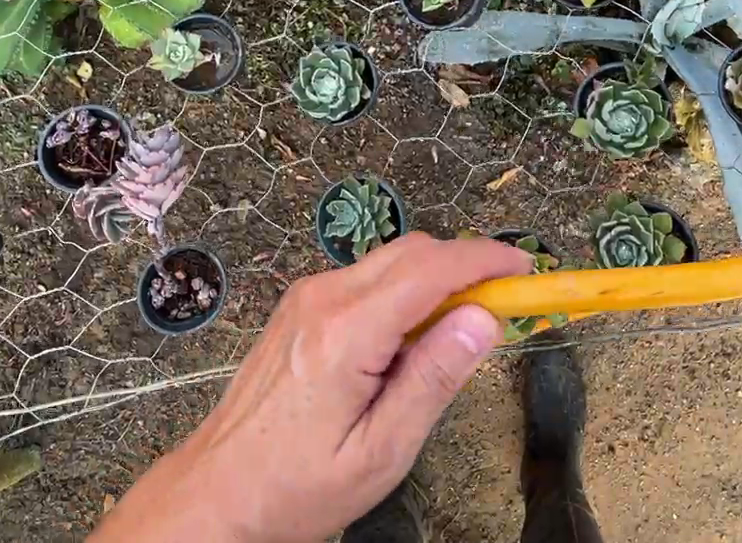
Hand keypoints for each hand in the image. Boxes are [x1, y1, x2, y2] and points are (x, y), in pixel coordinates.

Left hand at [91, 234, 532, 542]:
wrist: (216, 490)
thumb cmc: (299, 485)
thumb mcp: (381, 451)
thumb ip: (433, 379)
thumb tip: (483, 319)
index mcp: (346, 331)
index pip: (430, 269)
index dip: (484, 259)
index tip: (525, 267)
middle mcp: (324, 295)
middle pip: (412, 251)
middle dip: (465, 264)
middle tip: (504, 302)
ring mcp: (308, 294)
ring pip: (390, 260)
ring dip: (435, 277)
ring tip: (459, 328)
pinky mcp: (302, 302)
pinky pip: (368, 277)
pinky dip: (404, 288)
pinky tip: (411, 336)